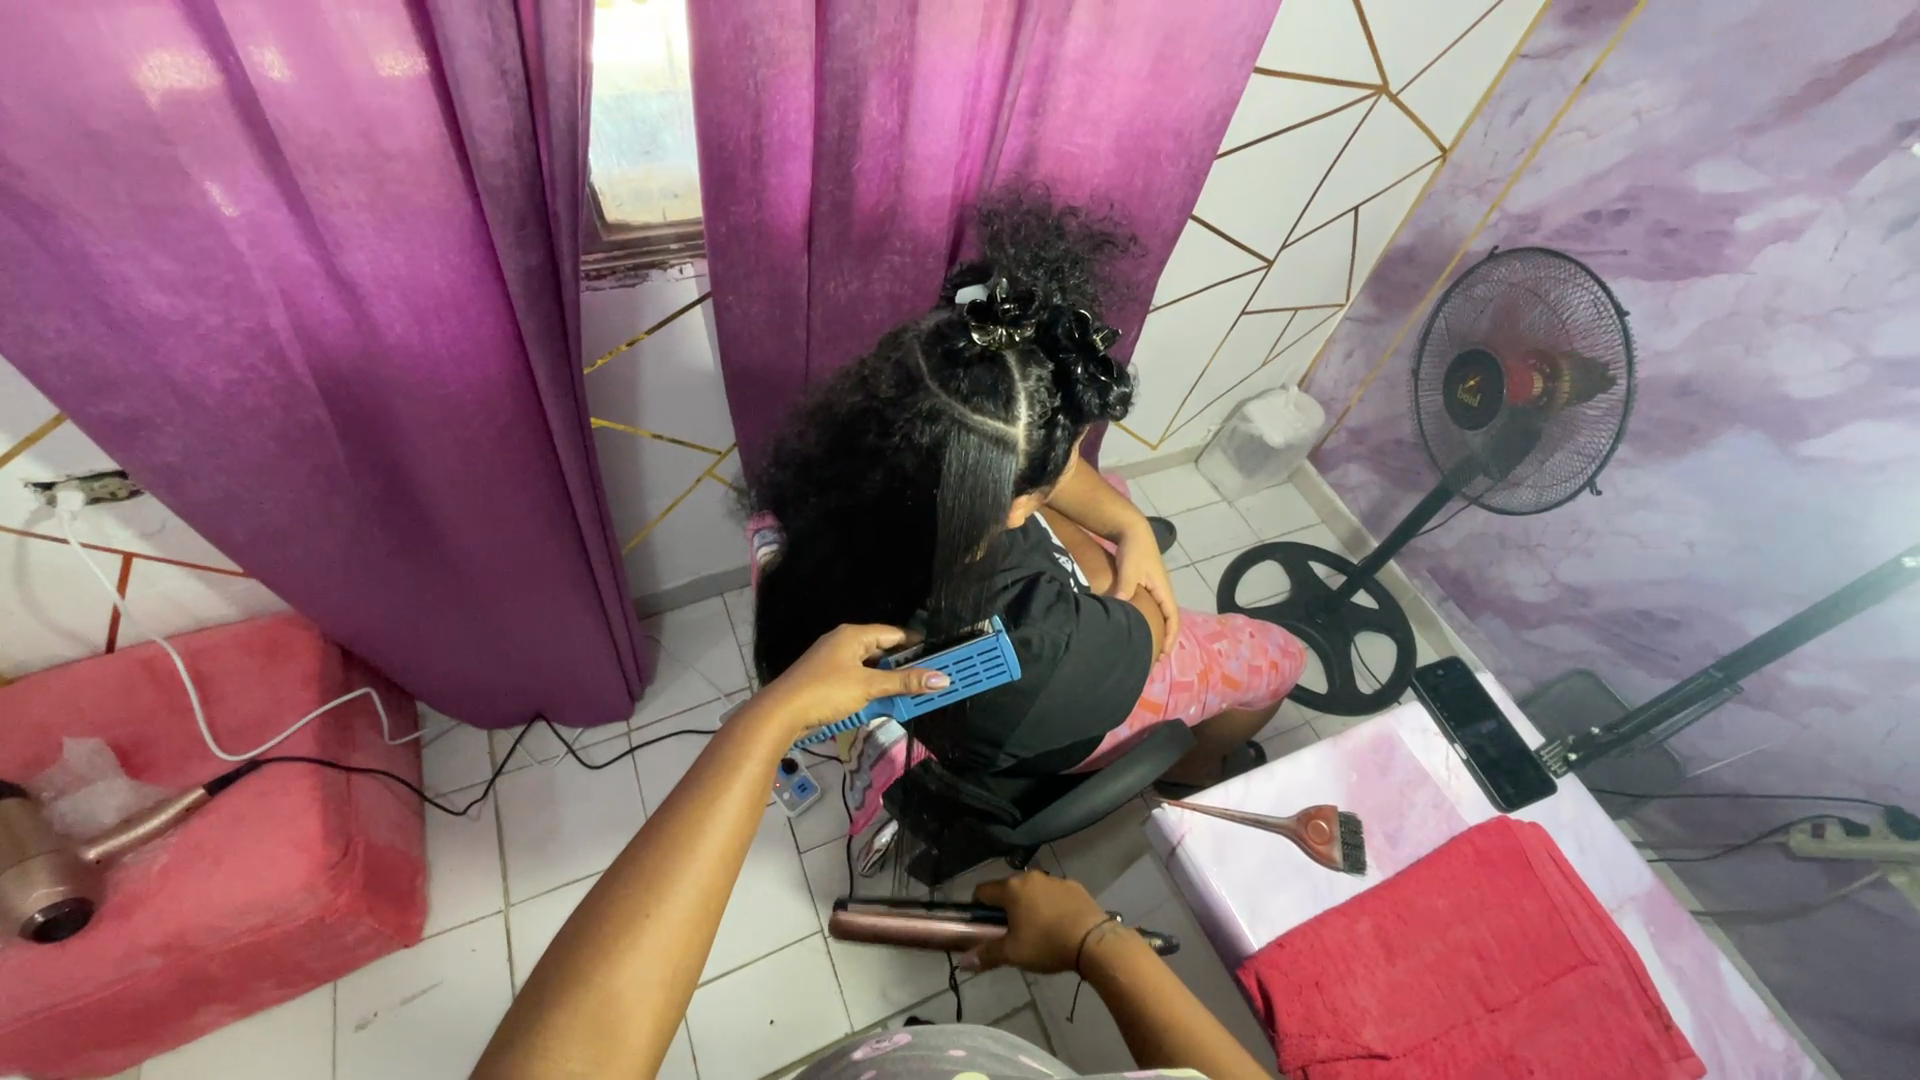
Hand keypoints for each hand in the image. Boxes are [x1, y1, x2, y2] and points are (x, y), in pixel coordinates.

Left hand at [751, 624, 949, 740]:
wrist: (780, 713)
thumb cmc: (826, 691)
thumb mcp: (869, 686)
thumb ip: (905, 683)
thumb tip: (943, 678)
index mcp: (853, 635)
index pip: (894, 634)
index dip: (917, 645)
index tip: (938, 658)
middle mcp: (843, 642)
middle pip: (882, 651)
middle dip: (903, 667)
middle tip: (926, 681)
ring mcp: (832, 661)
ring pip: (869, 667)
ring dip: (887, 682)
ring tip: (907, 695)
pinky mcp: (825, 679)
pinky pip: (856, 680)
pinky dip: (870, 690)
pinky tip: (880, 704)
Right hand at [961, 871, 1116, 974]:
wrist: (1092, 941)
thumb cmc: (1046, 944)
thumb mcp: (1013, 953)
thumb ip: (987, 954)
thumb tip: (962, 962)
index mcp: (1011, 888)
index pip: (983, 890)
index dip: (978, 906)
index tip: (983, 924)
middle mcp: (1030, 876)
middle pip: (1008, 889)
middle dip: (1005, 907)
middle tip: (1010, 932)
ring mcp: (1054, 879)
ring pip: (1032, 890)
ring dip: (1029, 904)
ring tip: (1036, 930)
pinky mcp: (1074, 885)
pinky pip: (1054, 893)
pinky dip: (1050, 905)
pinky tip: (1058, 924)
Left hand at [1110, 524, 1179, 657]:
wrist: (1131, 530)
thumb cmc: (1133, 550)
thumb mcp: (1129, 569)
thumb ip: (1125, 587)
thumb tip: (1120, 606)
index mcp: (1163, 589)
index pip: (1172, 618)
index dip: (1169, 637)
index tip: (1163, 654)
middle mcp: (1163, 590)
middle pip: (1169, 619)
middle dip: (1165, 638)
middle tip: (1155, 658)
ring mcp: (1155, 587)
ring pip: (1161, 613)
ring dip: (1158, 630)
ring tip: (1149, 646)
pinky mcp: (1146, 584)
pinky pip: (1152, 607)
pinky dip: (1150, 619)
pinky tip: (1138, 626)